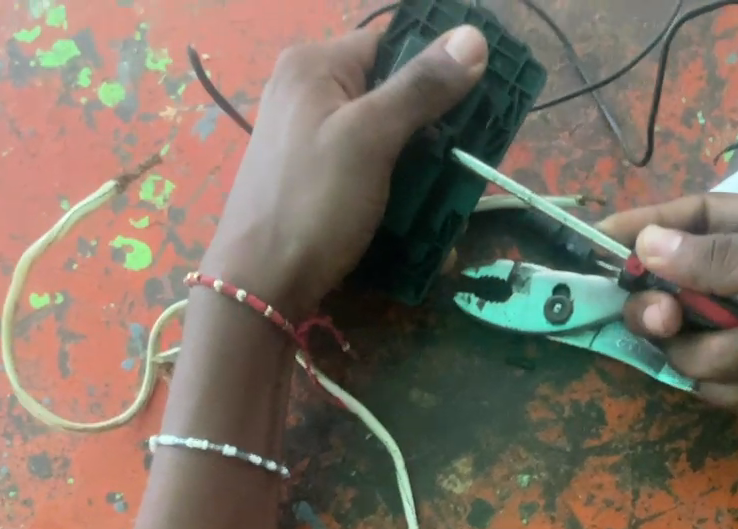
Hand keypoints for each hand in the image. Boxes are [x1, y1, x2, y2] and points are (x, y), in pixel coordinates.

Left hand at [201, 26, 488, 315]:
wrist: (263, 281)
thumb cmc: (315, 203)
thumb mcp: (371, 139)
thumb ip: (420, 89)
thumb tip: (474, 38)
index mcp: (315, 66)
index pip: (392, 48)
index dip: (434, 77)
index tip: (474, 115)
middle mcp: (309, 95)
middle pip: (391, 100)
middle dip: (432, 140)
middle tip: (461, 174)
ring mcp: (311, 142)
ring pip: (385, 146)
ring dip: (420, 180)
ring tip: (444, 215)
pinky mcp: (316, 183)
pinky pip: (368, 179)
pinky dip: (395, 200)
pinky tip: (415, 230)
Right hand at [600, 195, 737, 487]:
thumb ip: (727, 256)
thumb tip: (646, 244)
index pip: (687, 220)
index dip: (640, 228)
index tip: (594, 242)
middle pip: (662, 289)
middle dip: (662, 308)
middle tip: (666, 319)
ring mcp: (733, 340)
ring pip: (682, 347)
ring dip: (736, 355)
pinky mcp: (734, 389)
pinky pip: (708, 386)